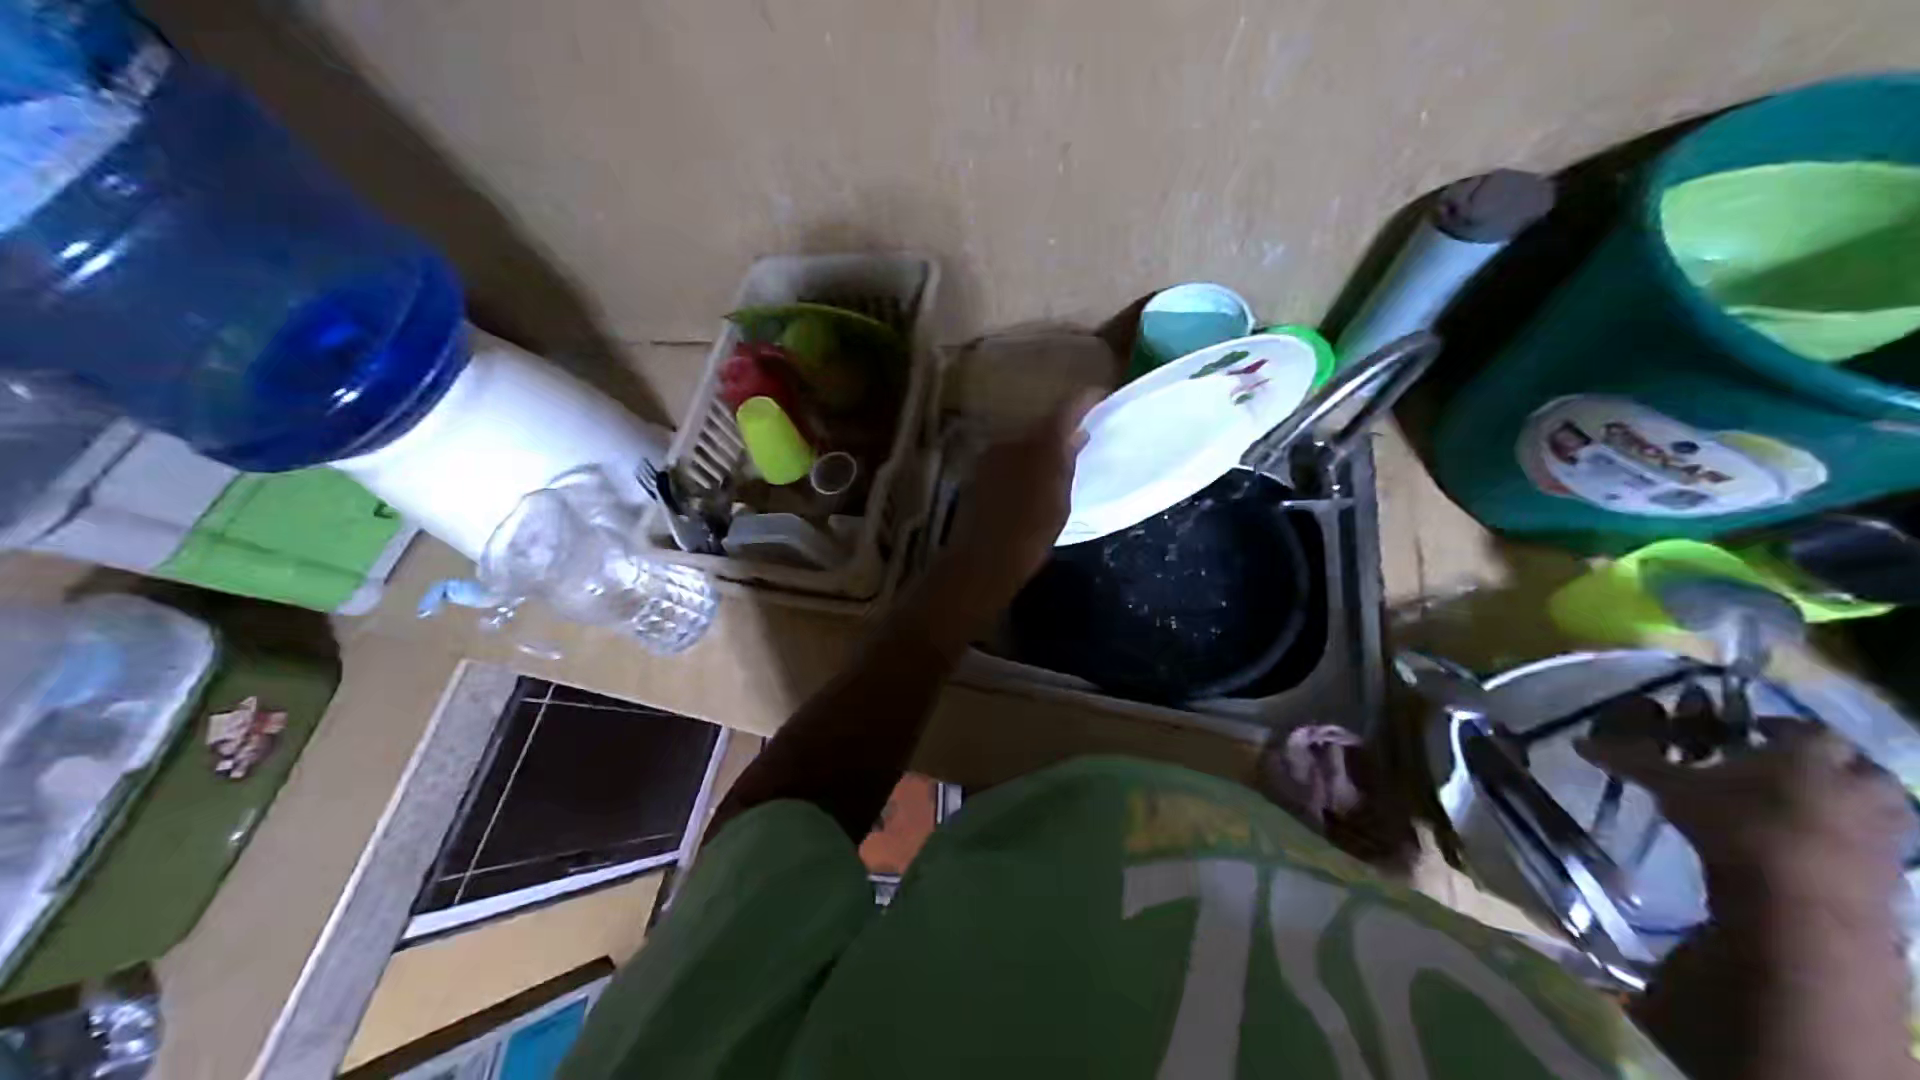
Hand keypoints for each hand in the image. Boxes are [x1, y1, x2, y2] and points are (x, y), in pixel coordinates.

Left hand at [935, 390, 1098, 610]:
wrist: (982, 560)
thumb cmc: (1030, 533)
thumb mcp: (1060, 499)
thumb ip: (1068, 461)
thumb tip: (1077, 433)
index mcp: (1037, 444)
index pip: (1065, 409)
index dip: (1085, 399)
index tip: (1101, 396)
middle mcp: (1010, 441)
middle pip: (1041, 424)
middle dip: (1062, 427)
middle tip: (1082, 437)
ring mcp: (989, 457)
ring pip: (1023, 442)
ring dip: (1040, 446)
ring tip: (1059, 463)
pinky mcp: (977, 474)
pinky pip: (1008, 459)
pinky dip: (1023, 463)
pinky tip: (1031, 481)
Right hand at [1579, 692, 1915, 913]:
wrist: (1802, 904)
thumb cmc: (1735, 826)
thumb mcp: (1671, 789)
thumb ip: (1633, 761)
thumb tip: (1580, 742)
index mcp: (1808, 752)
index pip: (1801, 726)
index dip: (1773, 728)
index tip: (1746, 736)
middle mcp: (1857, 781)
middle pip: (1851, 763)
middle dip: (1821, 764)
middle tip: (1778, 772)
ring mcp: (1885, 828)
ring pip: (1871, 802)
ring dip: (1841, 801)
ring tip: (1794, 811)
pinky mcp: (1895, 870)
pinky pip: (1874, 842)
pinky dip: (1847, 839)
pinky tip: (1807, 847)